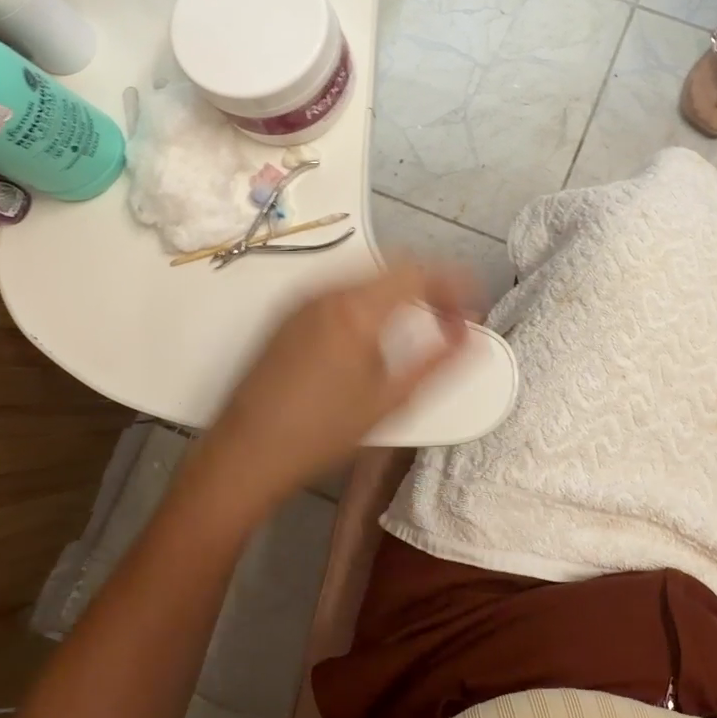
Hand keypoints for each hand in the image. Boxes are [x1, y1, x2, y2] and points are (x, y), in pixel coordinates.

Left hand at [198, 262, 479, 505]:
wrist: (245, 453)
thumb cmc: (322, 434)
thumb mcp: (391, 401)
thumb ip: (439, 361)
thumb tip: (471, 335)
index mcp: (356, 307)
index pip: (419, 270)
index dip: (455, 283)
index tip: (472, 309)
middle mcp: (327, 289)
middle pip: (394, 264)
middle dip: (429, 284)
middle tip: (449, 318)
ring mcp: (302, 298)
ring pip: (365, 273)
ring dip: (399, 290)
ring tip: (418, 325)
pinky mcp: (287, 313)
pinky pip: (339, 287)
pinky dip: (369, 297)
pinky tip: (374, 333)